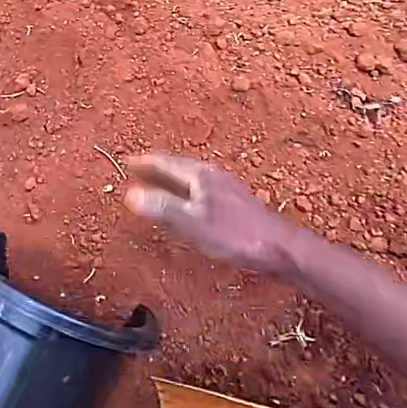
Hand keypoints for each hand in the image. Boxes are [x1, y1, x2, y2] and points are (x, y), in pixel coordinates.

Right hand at [124, 154, 299, 276]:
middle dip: (157, 167)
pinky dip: (186, 188)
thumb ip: (162, 207)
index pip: (166, 163)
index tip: (128, 160)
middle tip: (138, 167)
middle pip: (178, 166)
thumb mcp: (192, 222)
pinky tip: (189, 200)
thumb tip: (130, 195)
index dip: (145, 162)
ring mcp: (225, 186)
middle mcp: (212, 175)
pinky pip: (201, 186)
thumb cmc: (235, 234)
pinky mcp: (234, 200)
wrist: (279, 246)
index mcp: (200, 175)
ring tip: (158, 181)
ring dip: (171, 177)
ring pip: (191, 176)